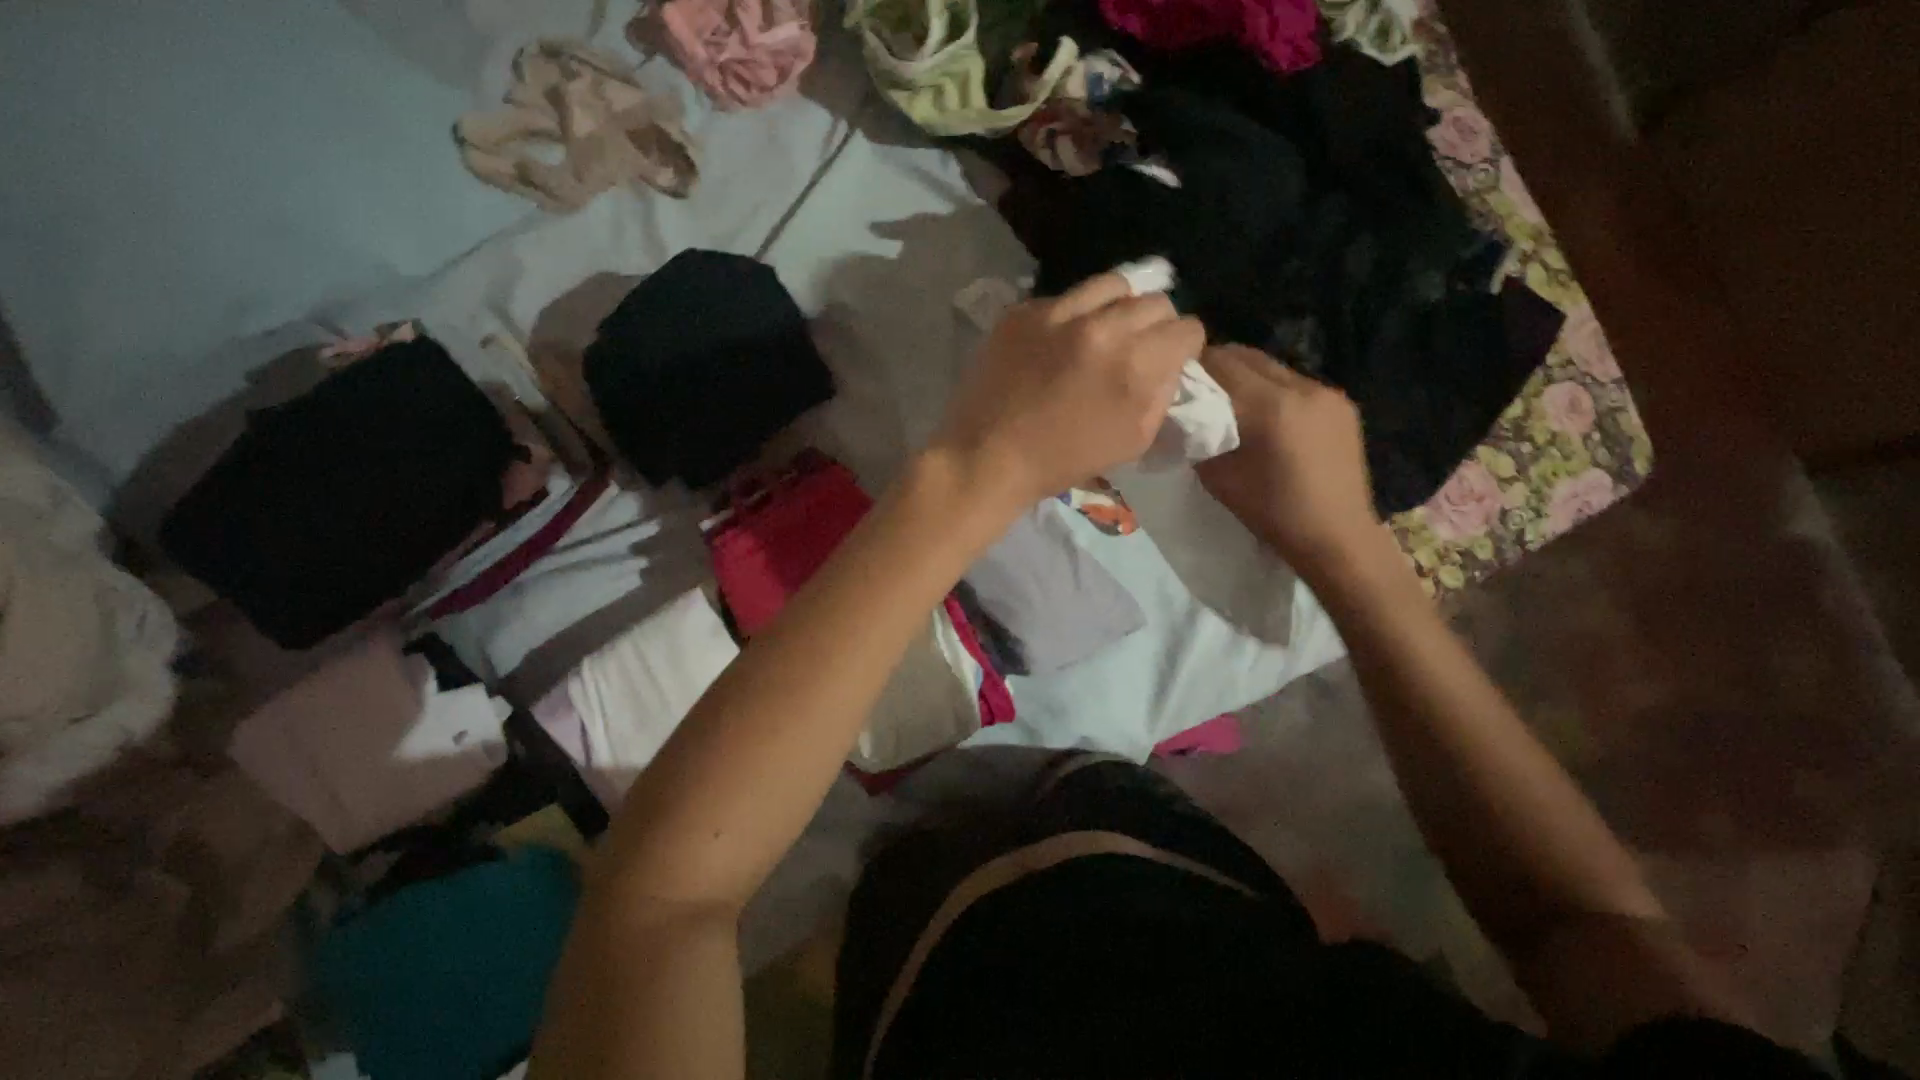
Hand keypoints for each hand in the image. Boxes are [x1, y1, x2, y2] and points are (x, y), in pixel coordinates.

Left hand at [929, 273, 1204, 507]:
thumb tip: (1170, 363)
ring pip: (1112, 284)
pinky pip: (1065, 297)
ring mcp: (1058, 313)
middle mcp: (1102, 327)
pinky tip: (1060, 341)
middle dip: (1156, 324)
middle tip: (1139, 347)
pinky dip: (1072, 315)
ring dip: (1118, 306)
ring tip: (1106, 329)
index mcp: (1135, 364)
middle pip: (1154, 300)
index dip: (1184, 347)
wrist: (987, 457)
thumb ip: (1162, 393)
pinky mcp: (1023, 311)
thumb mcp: (1134, 440)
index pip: (1187, 328)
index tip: (1170, 359)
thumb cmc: (1063, 460)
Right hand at [1195, 345, 1383, 577]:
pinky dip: (1277, 393)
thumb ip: (1200, 437)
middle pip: (1248, 356)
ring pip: (1274, 368)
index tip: (1178, 382)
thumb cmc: (1272, 514)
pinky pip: (1298, 385)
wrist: (1337, 538)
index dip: (1194, 366)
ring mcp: (1328, 393)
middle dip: (1220, 367)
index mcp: (1270, 405)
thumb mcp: (1219, 477)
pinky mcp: (1343, 405)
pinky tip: (1271, 421)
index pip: (1221, 362)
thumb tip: (1185, 415)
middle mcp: (1303, 387)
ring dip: (1250, 378)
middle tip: (1201, 391)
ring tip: (1236, 406)